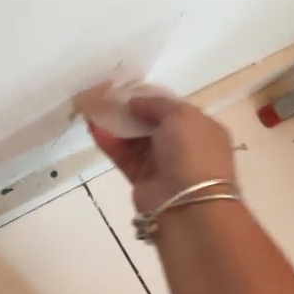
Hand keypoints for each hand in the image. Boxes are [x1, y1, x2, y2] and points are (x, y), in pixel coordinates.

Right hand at [89, 95, 237, 213]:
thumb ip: (156, 104)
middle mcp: (182, 145)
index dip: (150, 98)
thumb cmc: (192, 153)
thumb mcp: (181, 116)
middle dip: (129, 110)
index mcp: (200, 128)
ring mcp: (162, 163)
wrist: (189, 204)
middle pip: (150, 123)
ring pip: (134, 139)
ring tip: (93, 108)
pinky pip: (123, 156)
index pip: (172, 109)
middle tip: (105, 97)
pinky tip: (93, 127)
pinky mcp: (142, 179)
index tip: (127, 89)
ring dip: (115, 124)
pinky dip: (109, 142)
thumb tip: (135, 102)